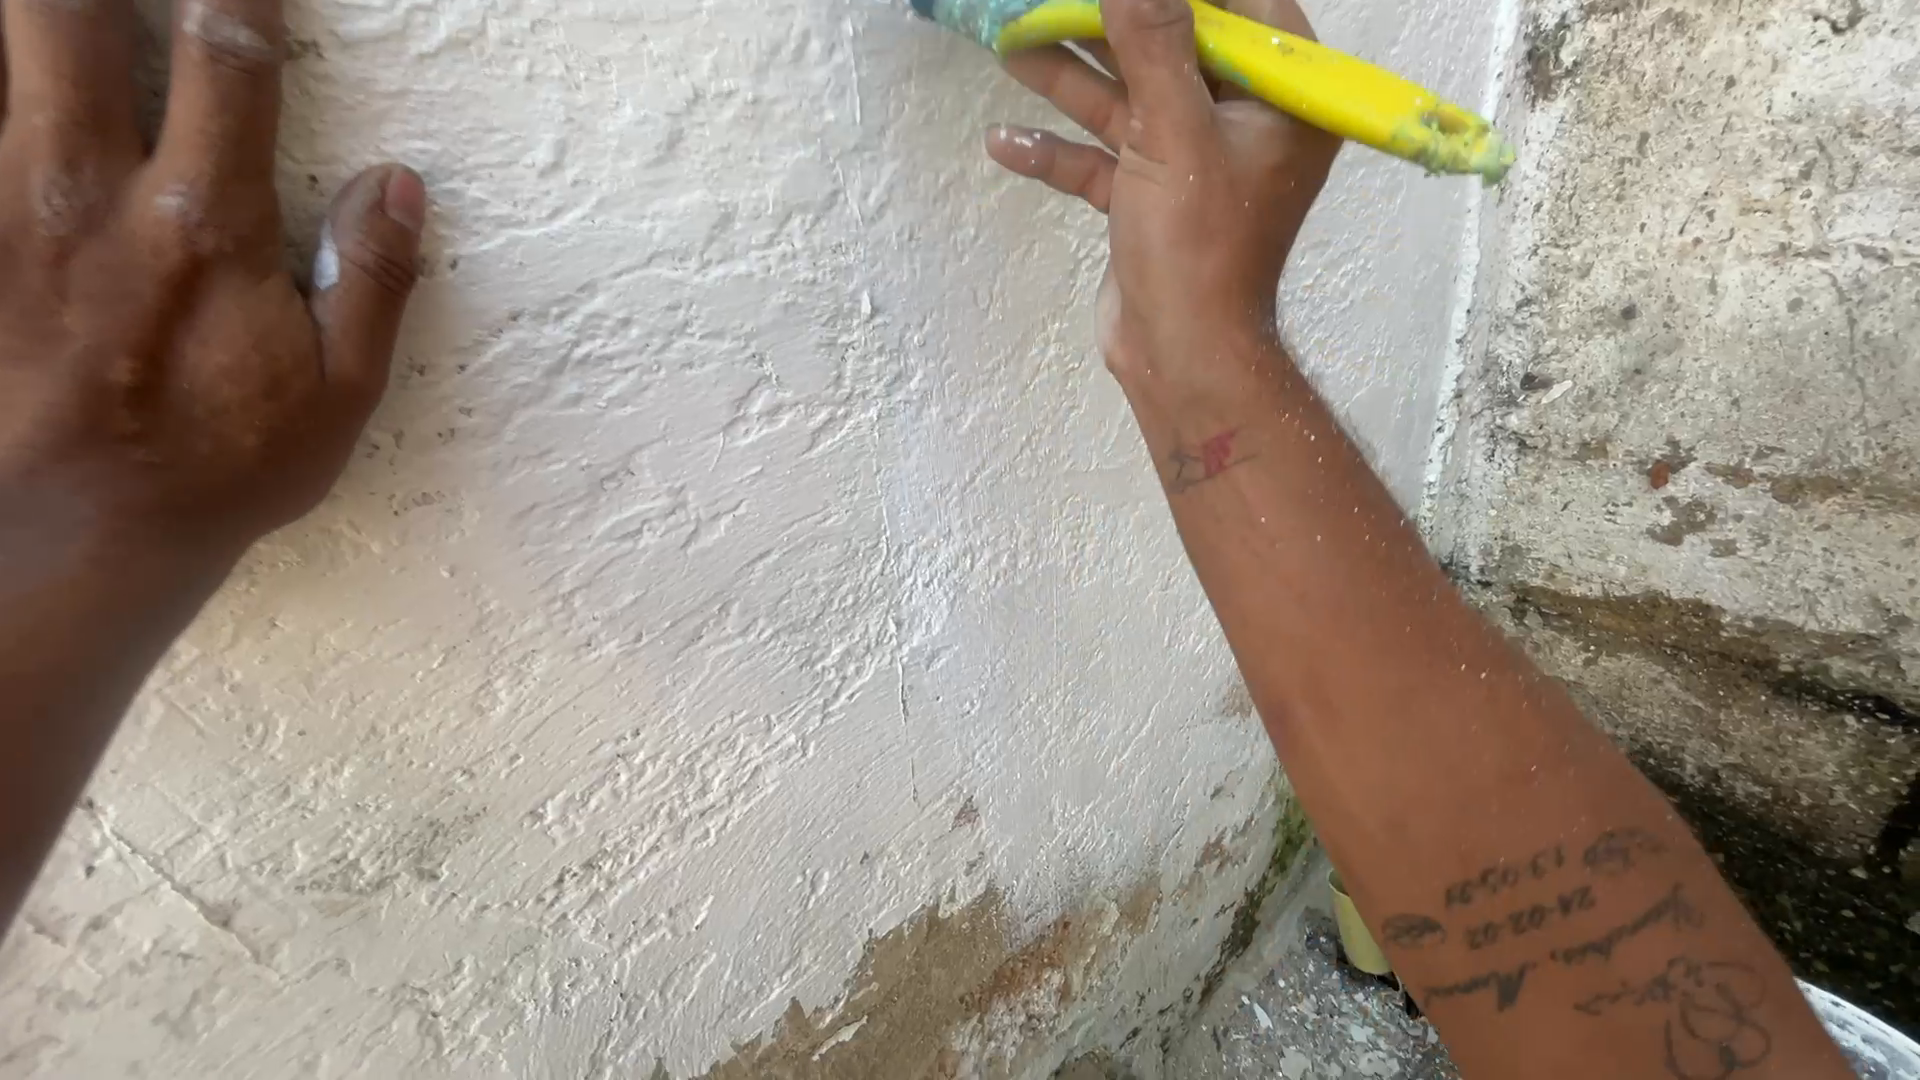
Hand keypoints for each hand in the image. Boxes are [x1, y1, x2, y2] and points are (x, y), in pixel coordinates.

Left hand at [0, 0, 425, 574]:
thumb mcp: (345, 387)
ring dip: (42, 19)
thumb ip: (372, 276)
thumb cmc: (230, 459)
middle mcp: (85, 191)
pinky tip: (20, 80)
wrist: (77, 527)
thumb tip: (398, 185)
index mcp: (207, 229)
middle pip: (68, 18)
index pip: (230, 68)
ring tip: (75, 14)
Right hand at [984, 0, 1337, 384]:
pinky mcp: (1148, 202)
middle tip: (1045, 4)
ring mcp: (1188, 165)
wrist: (1178, 353)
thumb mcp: (1176, 133)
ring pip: (1126, 105)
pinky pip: (1102, 163)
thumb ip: (1153, 43)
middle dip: (1101, 27)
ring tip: (1008, 45)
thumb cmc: (1197, 246)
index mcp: (1278, 98)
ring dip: (1067, 82)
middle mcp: (1237, 124)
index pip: (1237, 8)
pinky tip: (1005, 144)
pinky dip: (1058, 155)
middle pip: (1166, 52)